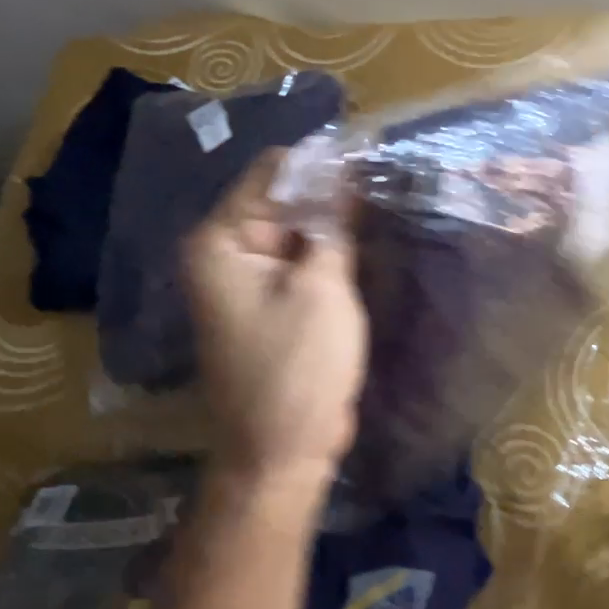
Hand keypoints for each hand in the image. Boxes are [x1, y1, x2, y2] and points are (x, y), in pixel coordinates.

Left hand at [182, 148, 367, 485]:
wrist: (282, 452)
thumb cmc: (297, 367)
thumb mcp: (323, 285)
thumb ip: (332, 222)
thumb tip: (343, 168)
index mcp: (220, 241)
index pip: (272, 171)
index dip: (322, 161)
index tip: (372, 156)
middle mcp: (224, 252)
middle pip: (283, 198)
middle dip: (332, 191)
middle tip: (388, 182)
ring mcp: (246, 279)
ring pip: (297, 228)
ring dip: (335, 221)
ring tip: (386, 205)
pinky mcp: (269, 301)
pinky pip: (300, 258)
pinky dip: (330, 250)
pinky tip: (369, 243)